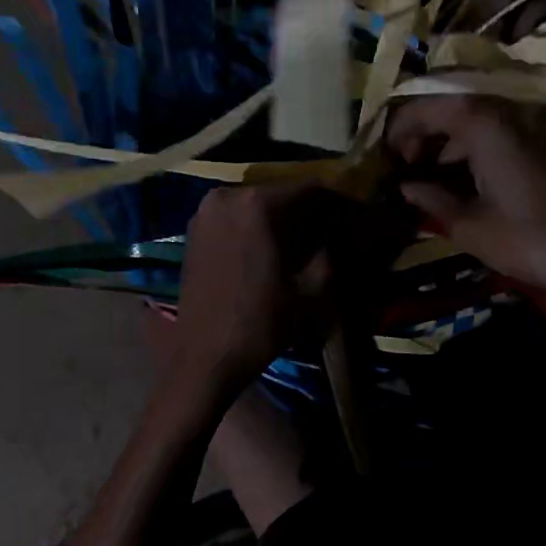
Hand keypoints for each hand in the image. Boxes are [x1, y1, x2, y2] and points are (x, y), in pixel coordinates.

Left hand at [168, 182, 337, 394]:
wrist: (206, 356)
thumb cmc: (261, 323)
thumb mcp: (310, 290)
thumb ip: (326, 253)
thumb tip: (331, 237)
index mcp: (258, 204)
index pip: (310, 189)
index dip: (336, 203)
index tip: (352, 217)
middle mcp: (227, 196)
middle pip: (279, 194)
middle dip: (306, 211)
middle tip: (328, 232)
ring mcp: (205, 212)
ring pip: (255, 206)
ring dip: (279, 220)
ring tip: (300, 243)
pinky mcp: (193, 231)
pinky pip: (234, 218)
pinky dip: (254, 228)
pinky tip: (269, 249)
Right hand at [388, 96, 545, 302]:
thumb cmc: (530, 243)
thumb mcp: (470, 227)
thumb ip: (432, 199)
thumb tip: (406, 187)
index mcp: (488, 123)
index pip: (429, 105)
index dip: (400, 128)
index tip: (385, 156)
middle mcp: (515, 108)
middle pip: (457, 105)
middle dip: (426, 133)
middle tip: (407, 169)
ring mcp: (541, 120)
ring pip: (483, 117)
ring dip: (453, 141)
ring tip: (433, 179)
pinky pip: (508, 129)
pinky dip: (481, 146)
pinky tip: (470, 179)